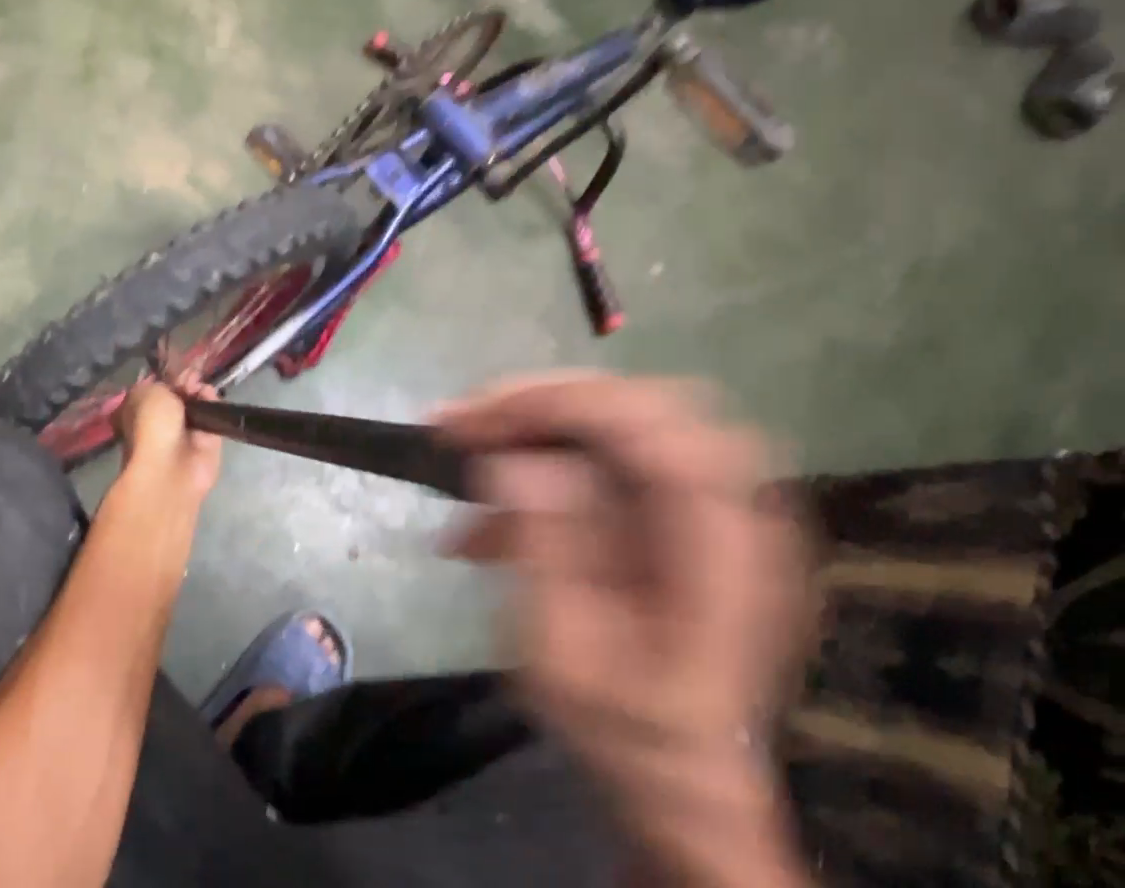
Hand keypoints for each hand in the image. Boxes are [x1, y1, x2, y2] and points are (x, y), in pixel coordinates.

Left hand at [115, 381, 223, 501]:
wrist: (169, 466)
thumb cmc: (150, 425)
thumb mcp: (148, 392)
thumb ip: (163, 383)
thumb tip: (178, 386)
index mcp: (139, 412)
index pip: (156, 390)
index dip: (168, 378)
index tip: (178, 370)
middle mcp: (161, 423)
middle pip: (180, 396)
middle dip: (187, 384)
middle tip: (192, 378)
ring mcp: (186, 434)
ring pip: (198, 405)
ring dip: (201, 392)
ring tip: (200, 388)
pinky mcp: (209, 443)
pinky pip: (213, 416)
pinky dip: (213, 404)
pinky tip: (210, 397)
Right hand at [436, 374, 814, 883]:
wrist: (677, 782)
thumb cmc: (619, 731)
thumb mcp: (562, 652)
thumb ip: (545, 549)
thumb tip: (513, 459)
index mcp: (715, 546)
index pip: (649, 428)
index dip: (555, 404)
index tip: (470, 420)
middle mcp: (730, 514)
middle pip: (640, 412)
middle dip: (540, 406)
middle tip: (461, 424)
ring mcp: (706, 517)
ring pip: (619, 433)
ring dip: (532, 440)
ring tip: (456, 474)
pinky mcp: (675, 526)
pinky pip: (607, 473)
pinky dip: (541, 483)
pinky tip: (482, 531)